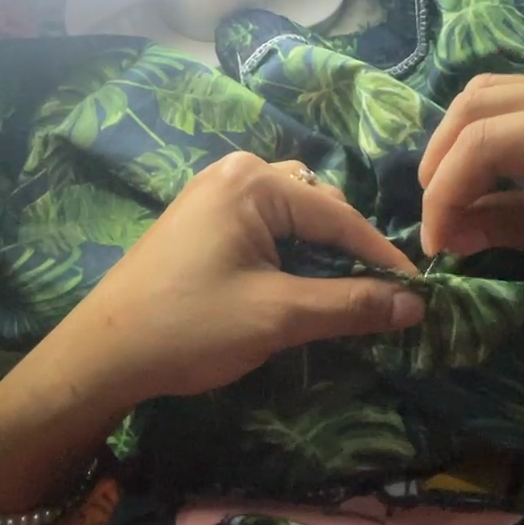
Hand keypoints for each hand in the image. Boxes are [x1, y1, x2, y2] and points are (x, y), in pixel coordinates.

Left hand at [43, 152, 423, 406]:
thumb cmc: (190, 327)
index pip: (338, 213)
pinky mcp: (204, 214)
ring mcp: (216, 189)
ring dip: (320, 249)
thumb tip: (416, 303)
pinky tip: (297, 280)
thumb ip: (350, 304)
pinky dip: (290, 249)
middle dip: (348, 250)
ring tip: (341, 292)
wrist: (102, 354)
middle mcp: (237, 170)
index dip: (381, 255)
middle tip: (377, 297)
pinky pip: (265, 221)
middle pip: (316, 204)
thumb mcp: (277, 315)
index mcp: (253, 180)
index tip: (421, 289)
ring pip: (292, 213)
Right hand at [418, 73, 523, 311]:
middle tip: (438, 221)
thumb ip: (521, 229)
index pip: (484, 141)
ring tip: (456, 200)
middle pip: (477, 102)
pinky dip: (492, 135)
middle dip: (441, 160)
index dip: (445, 191)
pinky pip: (521, 100)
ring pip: (493, 92)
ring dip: (461, 142)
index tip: (436, 245)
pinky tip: (494, 178)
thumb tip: (450, 232)